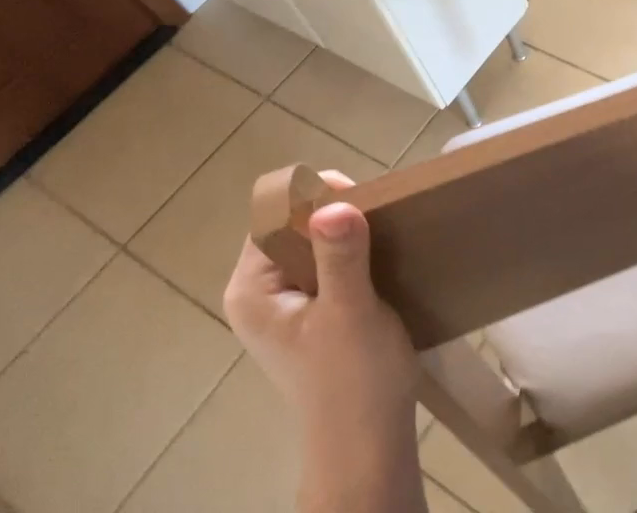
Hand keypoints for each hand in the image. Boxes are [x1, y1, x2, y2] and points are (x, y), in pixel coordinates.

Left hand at [224, 171, 419, 490]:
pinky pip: (326, 266)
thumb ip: (340, 257)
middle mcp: (259, 294)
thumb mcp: (350, 312)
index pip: (273, 218)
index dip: (312, 199)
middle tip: (378, 215)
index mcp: (252, 290)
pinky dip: (352, 256)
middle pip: (291, 228)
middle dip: (333, 216)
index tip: (360, 195)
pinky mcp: (311, 316)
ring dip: (347, 236)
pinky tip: (381, 260)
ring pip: (312, 246)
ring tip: (384, 234)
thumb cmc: (354, 379)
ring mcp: (284, 306)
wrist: (369, 441)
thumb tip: (335, 203)